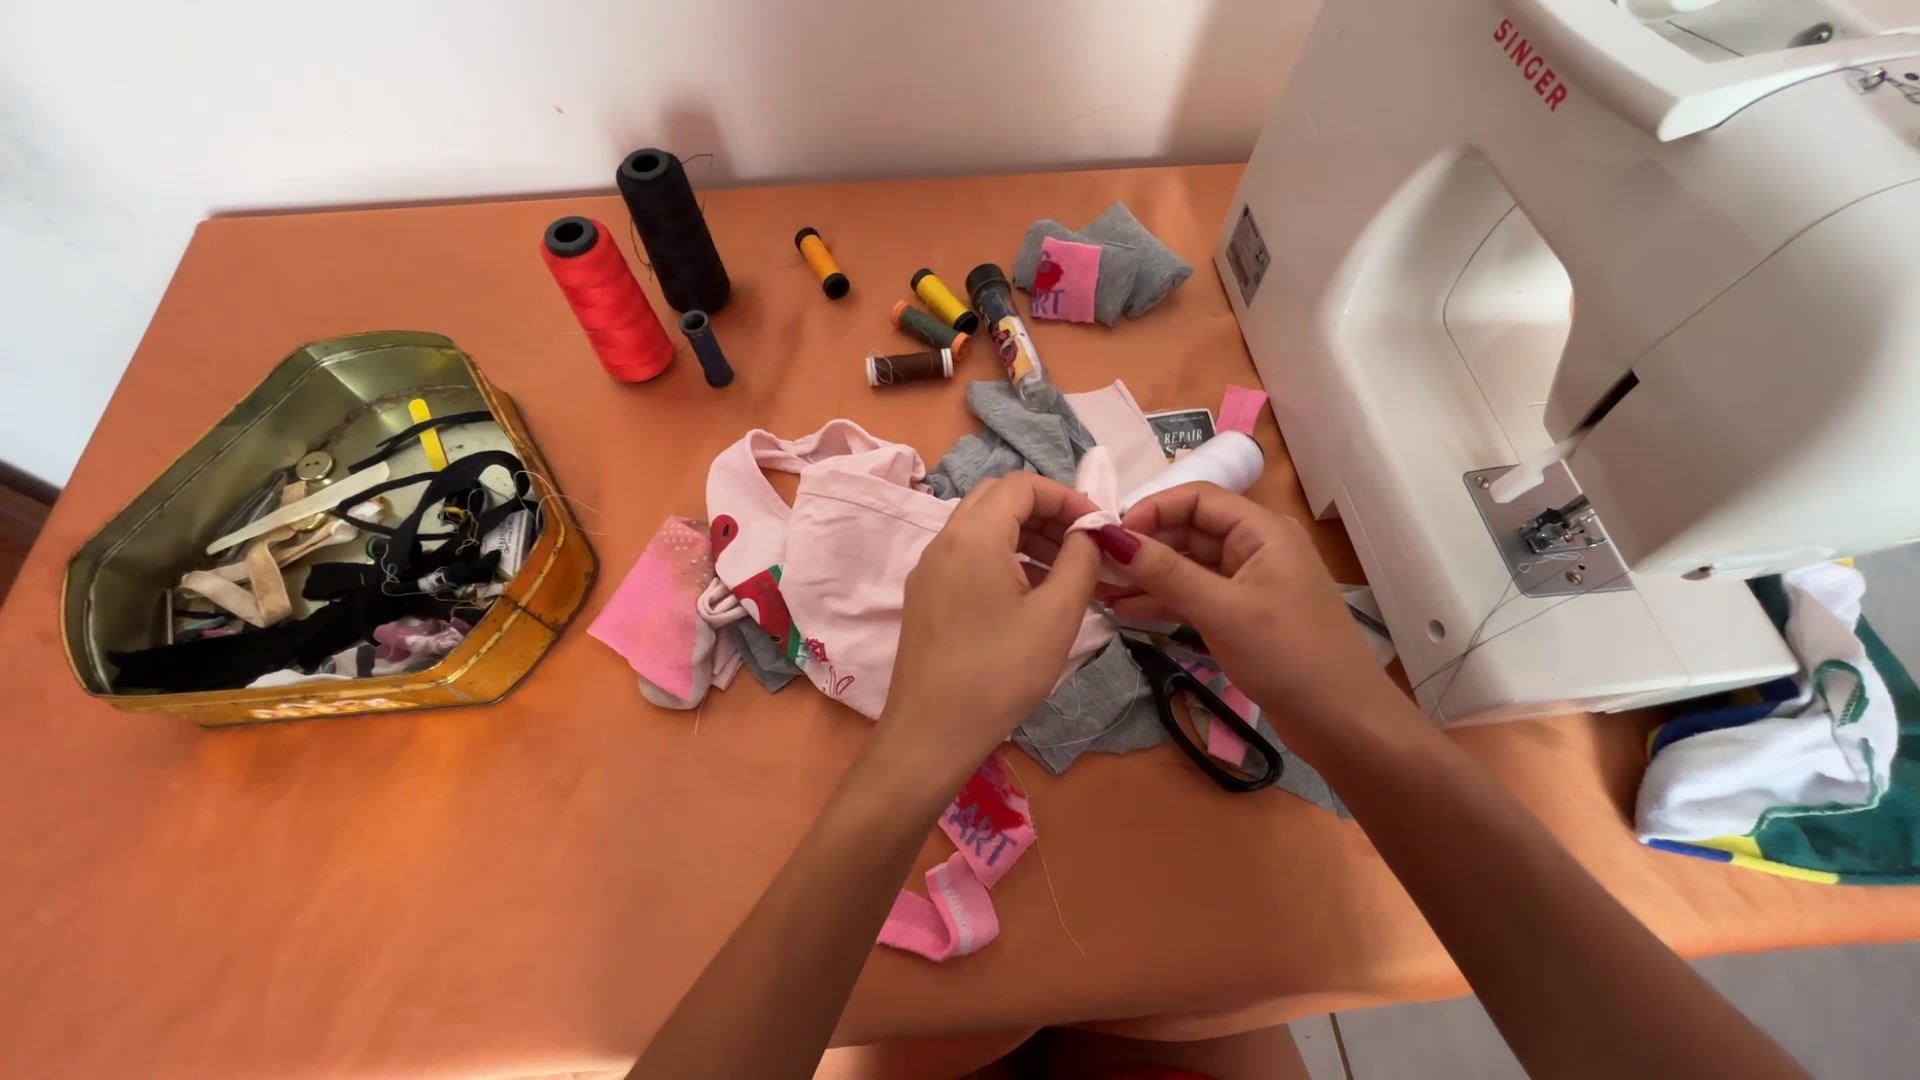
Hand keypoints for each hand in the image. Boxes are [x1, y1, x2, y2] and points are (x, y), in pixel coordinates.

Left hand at [877, 472, 1103, 780]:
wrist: (932, 733)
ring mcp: (928, 569)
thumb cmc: (1000, 673)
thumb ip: (1080, 561)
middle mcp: (942, 540)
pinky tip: (1030, 594)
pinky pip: (966, 556)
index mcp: (972, 535)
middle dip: (1044, 512)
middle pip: (997, 499)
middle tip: (1081, 544)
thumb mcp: (1056, 616)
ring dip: (1024, 536)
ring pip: (981, 528)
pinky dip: (1002, 558)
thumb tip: (1087, 534)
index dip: (1065, 496)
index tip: (1097, 526)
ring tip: (1064, 571)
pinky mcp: (924, 596)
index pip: (1021, 485)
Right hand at [1092, 483, 1405, 752]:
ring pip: (1187, 565)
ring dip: (1146, 575)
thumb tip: (1110, 536)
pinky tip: (1125, 611)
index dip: (1151, 509)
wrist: (1343, 723)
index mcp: (1262, 531)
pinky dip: (1162, 601)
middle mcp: (1254, 548)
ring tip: (1099, 588)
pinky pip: (1193, 595)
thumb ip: (1165, 572)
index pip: (1196, 498)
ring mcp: (1247, 583)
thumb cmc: (1289, 656)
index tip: (1109, 534)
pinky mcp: (1240, 615)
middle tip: (1094, 564)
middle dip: (1142, 545)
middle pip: (1188, 530)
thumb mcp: (1222, 610)